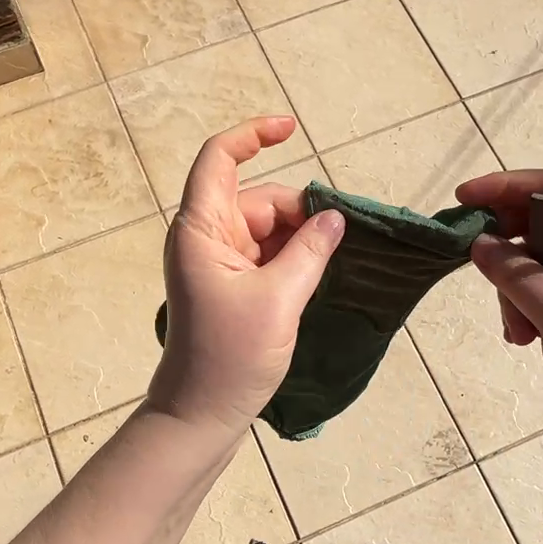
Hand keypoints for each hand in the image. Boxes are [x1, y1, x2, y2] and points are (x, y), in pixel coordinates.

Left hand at [149, 117, 344, 433]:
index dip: (252, 135)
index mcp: (201, 230)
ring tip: (333, 262)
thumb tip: (335, 217)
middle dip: (299, 211)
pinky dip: (294, 257)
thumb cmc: (230, 357)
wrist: (201, 415)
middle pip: (258, 198)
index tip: (292, 128)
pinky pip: (267, 255)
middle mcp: (206, 238)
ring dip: (300, 238)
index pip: (219, 159)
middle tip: (340, 240)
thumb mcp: (279, 299)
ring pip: (267, 228)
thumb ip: (310, 251)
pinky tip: (320, 274)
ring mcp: (219, 264)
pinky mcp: (233, 287)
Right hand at [456, 170, 542, 443]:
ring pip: (528, 260)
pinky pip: (528, 289)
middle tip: (473, 258)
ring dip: (511, 290)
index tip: (467, 195)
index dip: (514, 187)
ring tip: (519, 329)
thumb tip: (476, 243)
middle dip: (510, 250)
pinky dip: (516, 308)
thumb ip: (517, 274)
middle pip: (542, 222)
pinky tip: (521, 337)